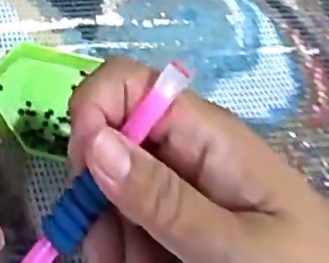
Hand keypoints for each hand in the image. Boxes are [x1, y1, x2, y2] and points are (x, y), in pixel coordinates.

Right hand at [66, 58, 328, 262]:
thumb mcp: (242, 248)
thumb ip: (166, 199)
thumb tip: (91, 138)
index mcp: (204, 133)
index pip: (126, 82)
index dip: (93, 109)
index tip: (85, 169)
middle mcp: (185, 151)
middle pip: (109, 140)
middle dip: (95, 191)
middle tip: (103, 250)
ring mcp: (182, 191)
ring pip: (112, 189)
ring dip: (105, 231)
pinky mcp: (182, 229)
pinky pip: (131, 225)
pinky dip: (121, 249)